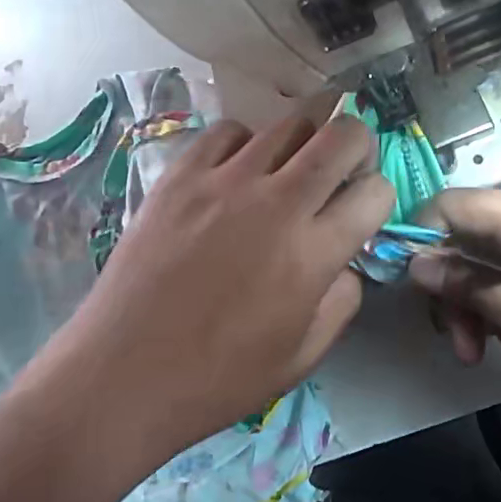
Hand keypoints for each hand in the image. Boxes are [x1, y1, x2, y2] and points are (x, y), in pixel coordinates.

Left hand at [24, 114, 393, 452]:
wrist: (120, 377)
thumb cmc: (218, 379)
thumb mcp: (304, 357)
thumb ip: (343, 299)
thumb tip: (346, 259)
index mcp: (313, 253)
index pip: (377, 191)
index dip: (380, 199)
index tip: (364, 214)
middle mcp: (278, 203)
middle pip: (345, 134)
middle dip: (361, 144)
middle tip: (346, 168)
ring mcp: (225, 182)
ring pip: (291, 122)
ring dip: (308, 141)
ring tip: (292, 169)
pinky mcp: (181, 176)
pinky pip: (231, 131)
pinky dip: (248, 144)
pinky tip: (238, 173)